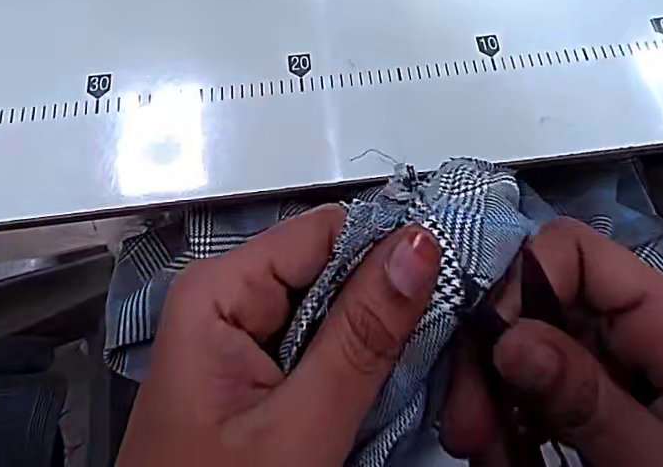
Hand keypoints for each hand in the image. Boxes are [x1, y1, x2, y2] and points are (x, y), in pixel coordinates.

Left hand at [117, 205, 442, 466]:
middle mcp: (227, 295)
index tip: (445, 273)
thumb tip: (412, 251)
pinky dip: (358, 366)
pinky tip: (382, 392)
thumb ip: (358, 337)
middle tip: (445, 343)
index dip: (385, 248)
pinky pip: (320, 342)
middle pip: (328, 266)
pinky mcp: (257, 365)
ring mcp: (242, 331)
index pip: (320, 231)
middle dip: (386, 304)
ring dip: (378, 341)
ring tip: (421, 375)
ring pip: (332, 306)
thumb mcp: (295, 431)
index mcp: (217, 288)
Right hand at [440, 218, 662, 466]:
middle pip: (536, 298)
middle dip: (492, 351)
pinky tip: (500, 450)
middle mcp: (642, 334)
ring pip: (522, 342)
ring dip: (488, 390)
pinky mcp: (597, 403)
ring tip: (481, 447)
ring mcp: (616, 368)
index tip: (490, 349)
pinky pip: (530, 384)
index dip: (521, 282)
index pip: (575, 251)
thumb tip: (505, 336)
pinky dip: (504, 414)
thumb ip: (595, 405)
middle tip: (466, 421)